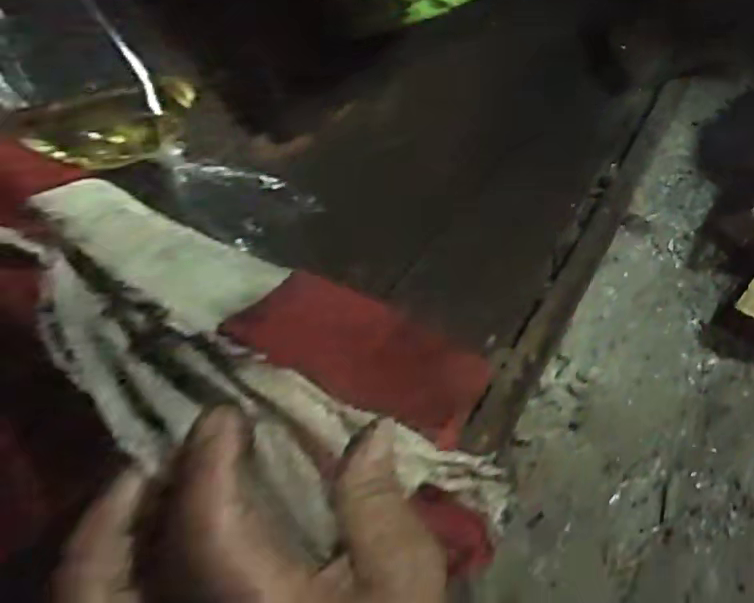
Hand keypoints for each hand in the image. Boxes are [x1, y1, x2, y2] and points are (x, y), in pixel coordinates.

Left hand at [54, 406, 446, 602]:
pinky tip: (147, 535)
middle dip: (114, 517)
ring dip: (102, 545)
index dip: (208, 469)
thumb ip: (380, 504)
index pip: (208, 534)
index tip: (224, 417)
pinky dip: (113, 573)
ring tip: (145, 487)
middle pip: (100, 591)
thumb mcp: (404, 570)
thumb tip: (370, 432)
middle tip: (156, 454)